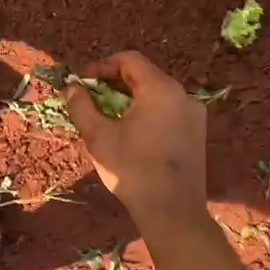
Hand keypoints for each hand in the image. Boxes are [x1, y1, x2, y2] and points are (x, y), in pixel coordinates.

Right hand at [63, 51, 210, 227]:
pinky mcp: (197, 133)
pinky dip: (146, 113)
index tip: (83, 81)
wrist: (171, 209)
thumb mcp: (97, 136)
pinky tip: (131, 134)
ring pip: (156, 94)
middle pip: (144, 76)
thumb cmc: (131, 169)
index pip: (130, 60)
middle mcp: (183, 94)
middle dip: (114, 83)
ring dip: (130, 99)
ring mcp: (194, 114)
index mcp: (160, 89)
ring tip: (108, 118)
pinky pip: (168, 111)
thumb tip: (72, 88)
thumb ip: (81, 106)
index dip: (102, 66)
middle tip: (91, 99)